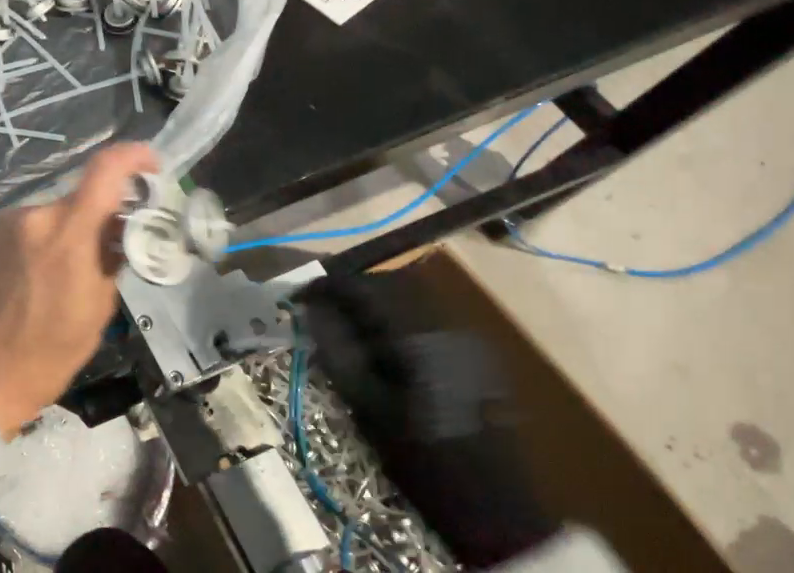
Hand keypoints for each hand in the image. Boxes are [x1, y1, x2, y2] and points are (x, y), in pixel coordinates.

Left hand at [0, 142, 159, 438]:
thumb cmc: (57, 344)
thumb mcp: (103, 301)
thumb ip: (115, 252)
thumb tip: (125, 223)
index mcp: (68, 232)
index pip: (104, 170)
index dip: (132, 157)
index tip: (152, 164)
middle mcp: (37, 215)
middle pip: (82, 195)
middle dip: (105, 211)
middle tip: (120, 241)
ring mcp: (11, 220)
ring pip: (59, 210)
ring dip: (76, 226)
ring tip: (80, 266)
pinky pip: (36, 221)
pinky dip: (51, 235)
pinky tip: (50, 268)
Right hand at [296, 268, 557, 568]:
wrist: (496, 510)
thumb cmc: (422, 462)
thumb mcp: (367, 409)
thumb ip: (336, 351)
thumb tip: (309, 311)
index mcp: (417, 337)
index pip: (363, 288)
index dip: (326, 286)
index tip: (297, 297)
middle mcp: (446, 326)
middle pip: (390, 284)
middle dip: (352, 291)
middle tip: (321, 311)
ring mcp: (466, 340)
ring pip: (411, 299)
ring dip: (376, 304)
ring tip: (349, 329)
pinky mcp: (474, 357)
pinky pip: (427, 320)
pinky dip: (398, 321)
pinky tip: (384, 350)